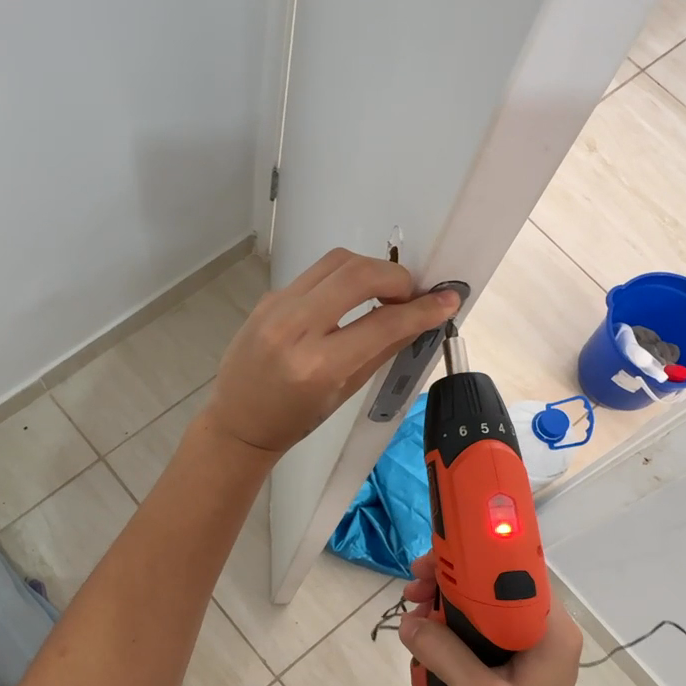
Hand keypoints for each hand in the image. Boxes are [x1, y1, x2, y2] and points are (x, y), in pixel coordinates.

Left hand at [203, 249, 461, 454]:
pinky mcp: (268, 299)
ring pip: (336, 262)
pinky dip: (341, 282)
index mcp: (318, 366)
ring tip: (384, 293)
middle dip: (396, 277)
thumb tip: (421, 318)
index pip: (383, 323)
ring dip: (370, 270)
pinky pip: (314, 276)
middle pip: (358, 274)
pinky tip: (349, 302)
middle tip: (410, 295)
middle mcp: (295, 330)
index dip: (422, 308)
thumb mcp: (344, 392)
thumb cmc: (294, 420)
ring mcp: (277, 309)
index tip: (447, 300)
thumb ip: (382, 350)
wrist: (238, 422)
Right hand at [398, 554, 582, 685]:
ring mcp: (528, 643)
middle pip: (496, 582)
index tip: (435, 565)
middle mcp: (544, 629)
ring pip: (483, 601)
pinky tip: (425, 629)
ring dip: (446, 599)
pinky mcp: (511, 656)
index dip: (474, 560)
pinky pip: (479, 623)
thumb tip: (409, 621)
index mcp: (550, 632)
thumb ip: (443, 650)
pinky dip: (451, 620)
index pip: (518, 572)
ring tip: (413, 606)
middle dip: (452, 579)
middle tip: (415, 585)